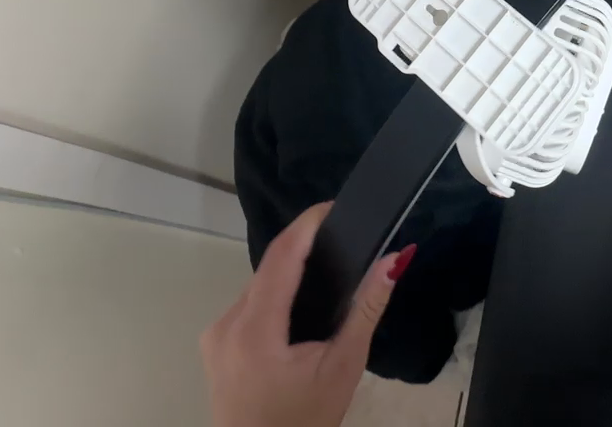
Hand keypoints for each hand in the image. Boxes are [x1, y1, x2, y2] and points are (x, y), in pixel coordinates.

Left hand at [201, 202, 412, 426]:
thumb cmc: (305, 422)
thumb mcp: (344, 365)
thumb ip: (367, 307)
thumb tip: (396, 258)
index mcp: (254, 329)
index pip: (282, 255)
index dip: (308, 223)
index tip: (337, 206)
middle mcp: (226, 325)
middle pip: (270, 267)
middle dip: (305, 245)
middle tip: (345, 235)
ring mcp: (216, 337)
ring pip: (259, 283)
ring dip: (291, 269)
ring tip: (330, 264)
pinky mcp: (216, 347)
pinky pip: (250, 303)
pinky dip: (278, 292)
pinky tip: (304, 301)